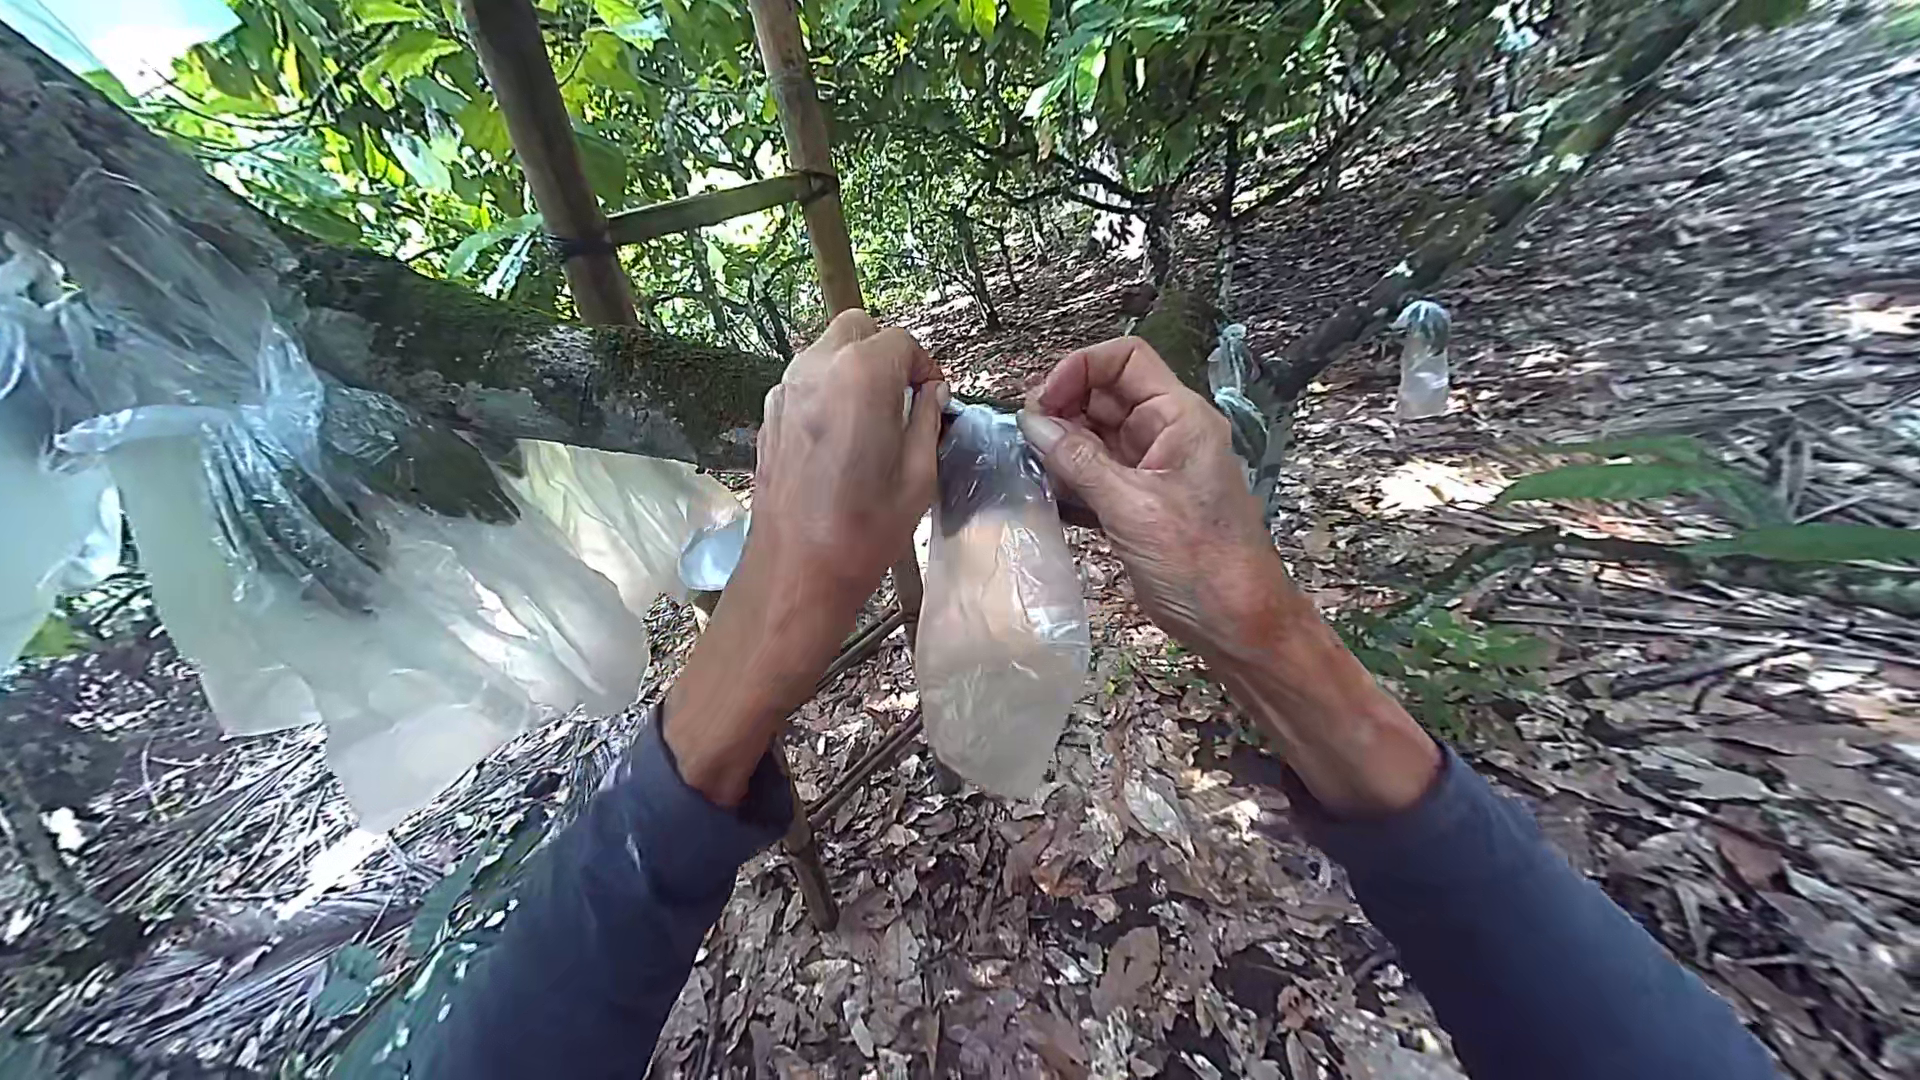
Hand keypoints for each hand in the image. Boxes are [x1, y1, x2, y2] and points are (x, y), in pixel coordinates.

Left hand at [666, 310, 944, 805]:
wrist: (796, 572)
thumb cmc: (867, 530)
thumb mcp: (919, 476)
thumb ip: (928, 420)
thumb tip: (932, 391)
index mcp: (860, 377)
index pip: (901, 342)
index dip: (925, 366)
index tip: (936, 398)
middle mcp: (815, 369)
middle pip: (857, 328)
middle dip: (887, 352)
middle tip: (906, 397)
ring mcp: (784, 390)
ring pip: (826, 350)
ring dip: (856, 367)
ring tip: (875, 417)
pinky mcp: (768, 415)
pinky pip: (805, 380)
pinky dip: (829, 388)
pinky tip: (842, 434)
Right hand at [1019, 337, 1439, 815]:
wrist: (1234, 623)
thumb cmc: (1196, 560)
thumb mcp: (1133, 506)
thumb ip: (1079, 460)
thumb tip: (1030, 422)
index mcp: (1178, 417)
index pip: (1124, 359)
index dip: (1077, 370)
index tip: (1038, 406)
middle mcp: (1163, 433)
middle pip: (1102, 396)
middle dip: (1060, 412)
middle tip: (1024, 445)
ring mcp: (1148, 468)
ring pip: (1093, 437)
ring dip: (1059, 449)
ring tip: (1029, 472)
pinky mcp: (1135, 501)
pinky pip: (1094, 474)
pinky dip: (1069, 480)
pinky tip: (1046, 497)